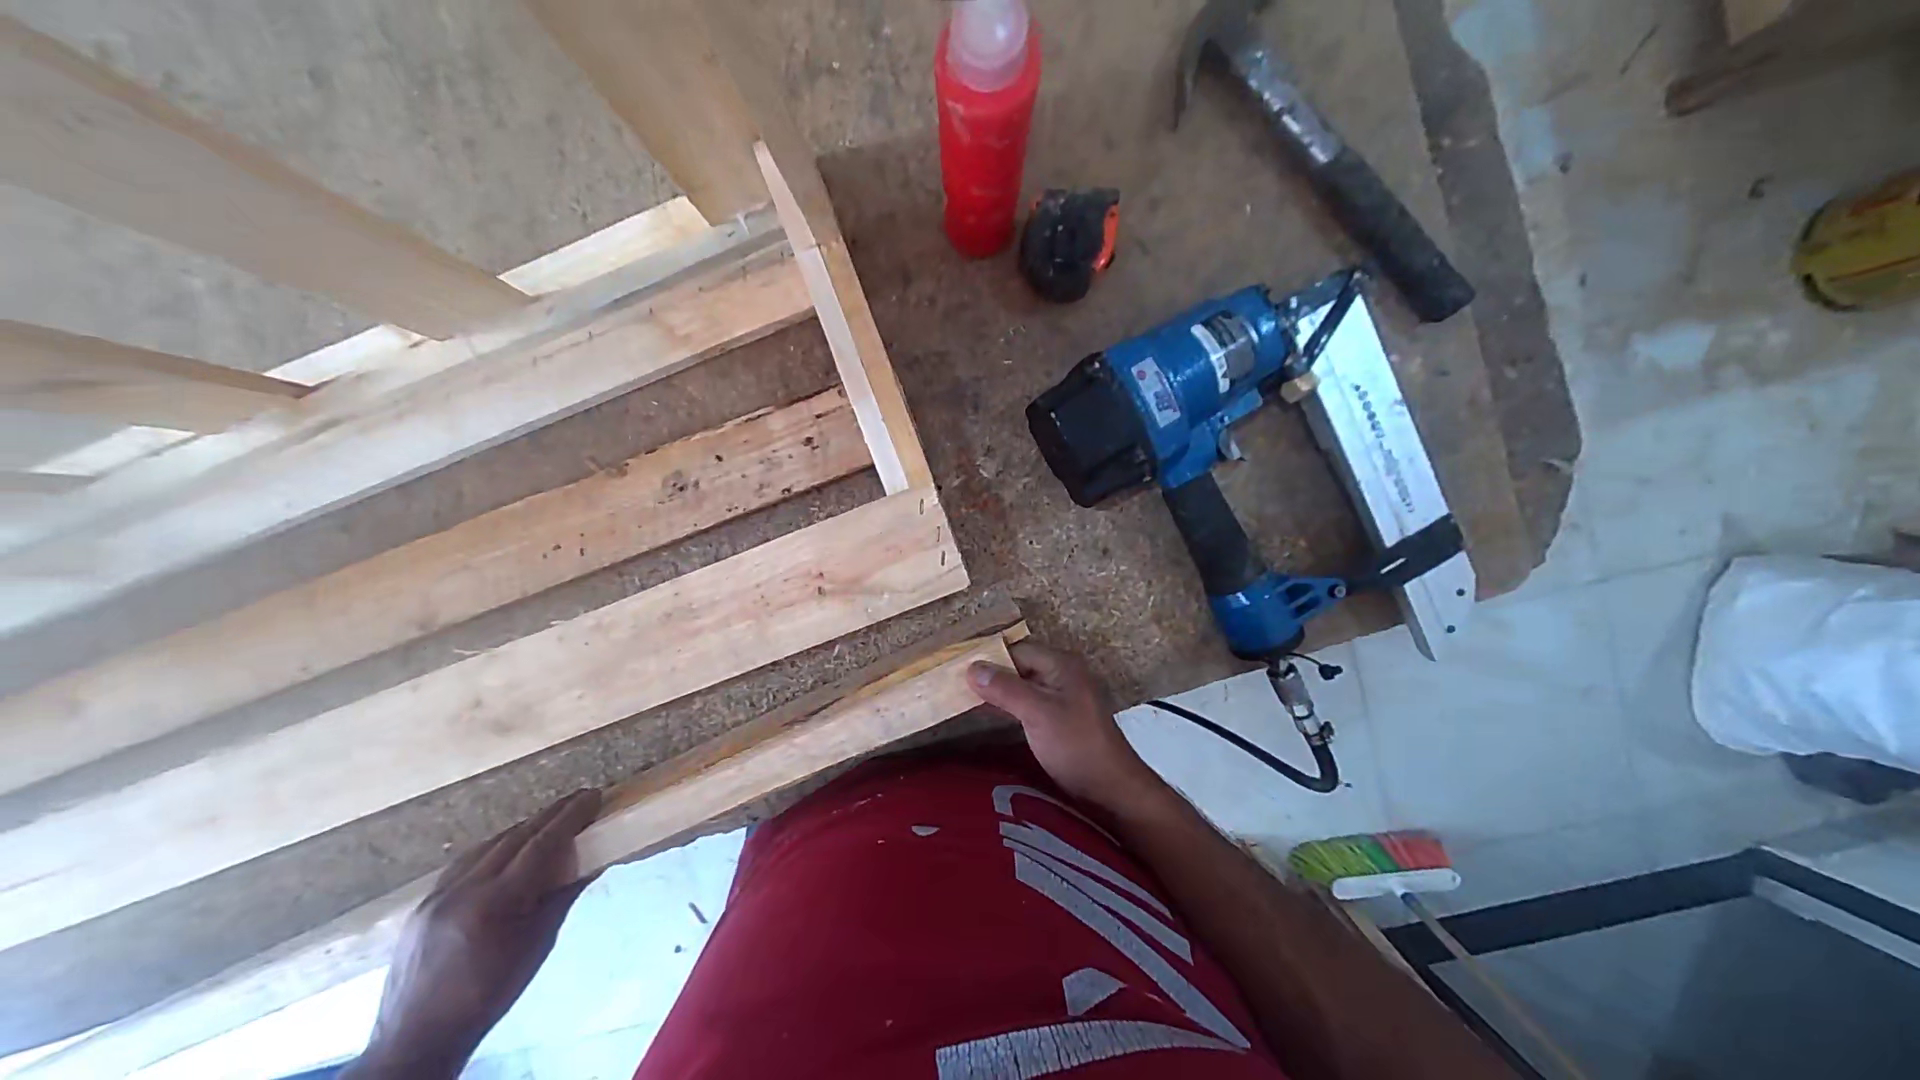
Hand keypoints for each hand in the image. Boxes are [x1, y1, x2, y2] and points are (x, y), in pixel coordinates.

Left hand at [347, 789, 601, 1078]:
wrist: (417, 1040)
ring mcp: (437, 894)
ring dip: (523, 828)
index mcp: (495, 903)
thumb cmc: (490, 995)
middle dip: (550, 815)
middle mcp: (462, 889)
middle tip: (580, 799)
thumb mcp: (537, 946)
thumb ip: (562, 897)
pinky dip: (494, 847)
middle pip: (515, 837)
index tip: (593, 796)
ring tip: (550, 820)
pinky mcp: (422, 903)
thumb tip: (593, 863)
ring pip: (488, 845)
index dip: (570, 817)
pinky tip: (507, 848)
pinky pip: (465, 862)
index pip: (541, 845)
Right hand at [969, 642, 1168, 815]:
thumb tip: (971, 668)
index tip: (957, 669)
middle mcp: (1061, 674)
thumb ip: (1005, 689)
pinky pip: (1026, 702)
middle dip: (990, 674)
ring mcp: (1060, 697)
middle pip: (1018, 665)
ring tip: (963, 697)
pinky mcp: (1057, 718)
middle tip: (955, 683)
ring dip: (996, 691)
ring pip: (1021, 685)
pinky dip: (1006, 705)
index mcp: (1061, 665)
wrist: (1109, 788)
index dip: (989, 658)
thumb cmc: (1076, 745)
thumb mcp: (1038, 713)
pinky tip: (986, 713)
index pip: (1016, 650)